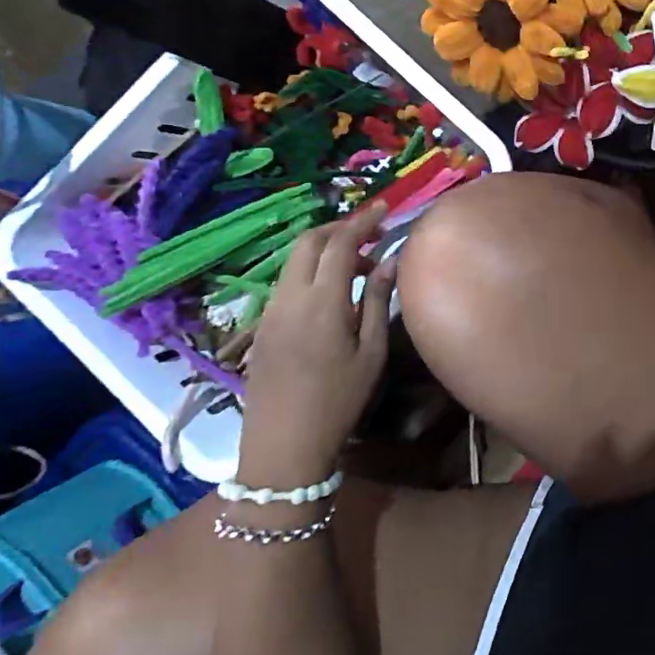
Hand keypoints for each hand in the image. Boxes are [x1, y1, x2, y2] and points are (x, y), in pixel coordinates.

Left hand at [238, 205, 397, 487]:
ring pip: (294, 261)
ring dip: (325, 250)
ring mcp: (270, 312)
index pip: (340, 244)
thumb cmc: (339, 401)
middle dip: (340, 227)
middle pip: (308, 242)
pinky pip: (287, 282)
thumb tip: (391, 260)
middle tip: (372, 234)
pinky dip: (312, 271)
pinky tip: (333, 294)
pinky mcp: (262, 327)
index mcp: (321, 303)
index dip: (363, 220)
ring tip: (359, 267)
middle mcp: (289, 298)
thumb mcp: (371, 352)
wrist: (282, 447)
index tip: (385, 208)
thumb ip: (377, 300)